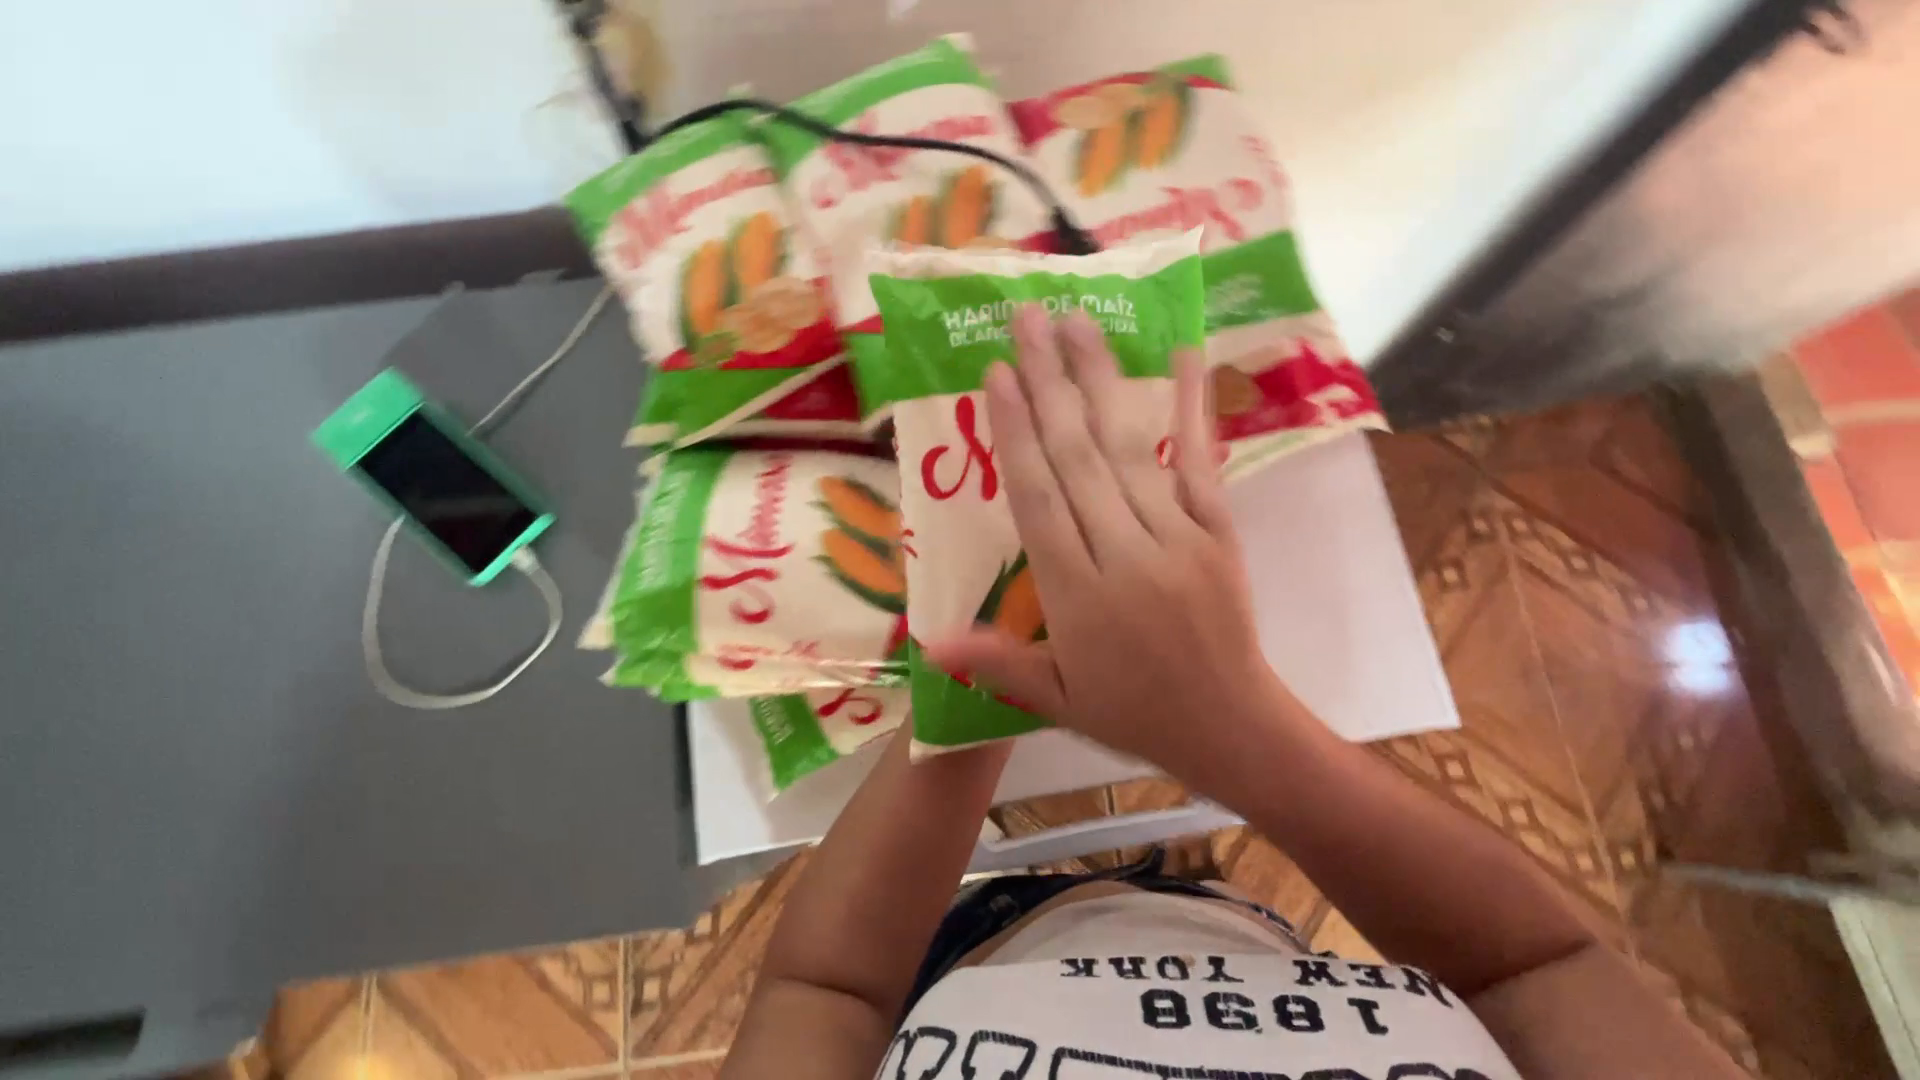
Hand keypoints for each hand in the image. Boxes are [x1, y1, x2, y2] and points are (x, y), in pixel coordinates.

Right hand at [924, 307, 1291, 772]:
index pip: (1036, 498)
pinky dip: (1189, 406)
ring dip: (1099, 380)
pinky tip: (1178, 354)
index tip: (995, 374)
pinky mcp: (1218, 531)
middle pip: (1076, 457)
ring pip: (1128, 448)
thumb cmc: (1132, 713)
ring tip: (1076, 322)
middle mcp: (1123, 554)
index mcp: (1075, 595)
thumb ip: (997, 661)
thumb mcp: (1055, 699)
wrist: (1230, 726)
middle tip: (1026, 319)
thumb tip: (928, 639)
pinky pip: (1199, 462)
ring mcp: (1177, 537)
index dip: (1014, 432)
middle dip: (1047, 382)